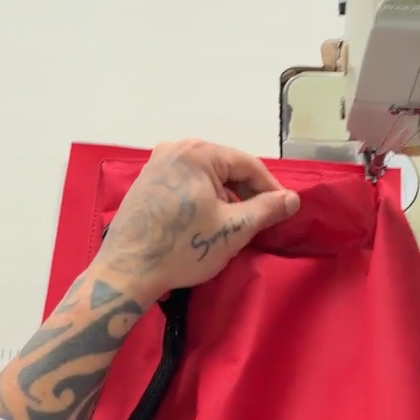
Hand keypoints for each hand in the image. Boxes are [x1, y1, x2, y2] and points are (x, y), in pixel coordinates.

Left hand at [93, 140, 299, 303]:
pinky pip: (187, 183)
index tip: (285, 210)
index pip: (248, 165)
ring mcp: (157, 164)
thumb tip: (292, 199)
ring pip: (207, 176)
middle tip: (263, 220)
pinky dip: (204, 199)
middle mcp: (175, 148)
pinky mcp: (146, 182)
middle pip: (226, 168)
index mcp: (198, 152)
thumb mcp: (232, 229)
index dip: (271, 188)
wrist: (127, 271)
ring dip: (226, 197)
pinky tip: (209, 223)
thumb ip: (266, 209)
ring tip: (237, 225)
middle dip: (247, 193)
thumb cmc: (183, 248)